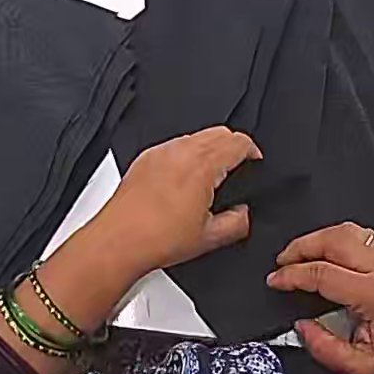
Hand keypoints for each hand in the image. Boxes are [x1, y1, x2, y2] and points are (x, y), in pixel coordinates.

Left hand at [79, 126, 259, 283]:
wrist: (118, 242)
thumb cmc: (156, 238)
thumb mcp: (210, 237)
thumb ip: (238, 222)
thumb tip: (244, 213)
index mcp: (203, 165)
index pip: (238, 142)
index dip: (253, 151)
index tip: (255, 161)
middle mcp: (180, 151)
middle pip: (219, 132)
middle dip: (233, 146)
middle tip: (237, 167)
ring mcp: (160, 152)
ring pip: (195, 136)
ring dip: (210, 149)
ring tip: (211, 176)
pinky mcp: (145, 159)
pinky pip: (174, 146)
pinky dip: (187, 155)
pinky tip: (185, 180)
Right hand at [266, 223, 373, 373]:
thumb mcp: (363, 370)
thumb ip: (324, 349)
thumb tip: (300, 327)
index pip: (322, 273)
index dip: (292, 275)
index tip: (275, 281)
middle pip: (334, 239)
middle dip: (300, 247)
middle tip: (282, 263)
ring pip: (350, 230)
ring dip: (320, 238)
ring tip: (300, 255)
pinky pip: (365, 236)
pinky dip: (341, 238)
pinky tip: (329, 252)